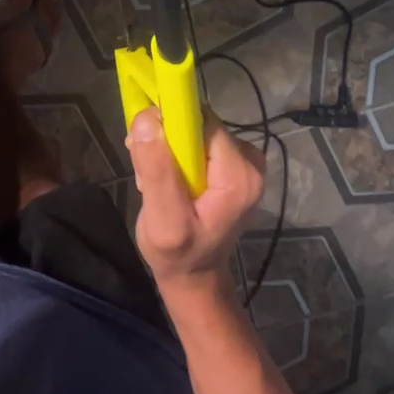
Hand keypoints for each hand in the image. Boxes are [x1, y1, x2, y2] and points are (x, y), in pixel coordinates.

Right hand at [128, 107, 266, 299]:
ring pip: (192, 129)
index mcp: (239, 175)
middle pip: (197, 123)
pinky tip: (166, 178)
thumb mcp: (163, 219)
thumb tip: (148, 119)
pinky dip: (174, 152)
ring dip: (165, 147)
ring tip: (153, 180)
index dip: (168, 125)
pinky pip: (196, 139)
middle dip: (164, 139)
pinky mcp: (231, 162)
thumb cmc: (178, 253)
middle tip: (145, 169)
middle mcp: (249, 161)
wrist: (195, 274)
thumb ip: (157, 169)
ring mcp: (242, 160)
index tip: (144, 144)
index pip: (201, 122)